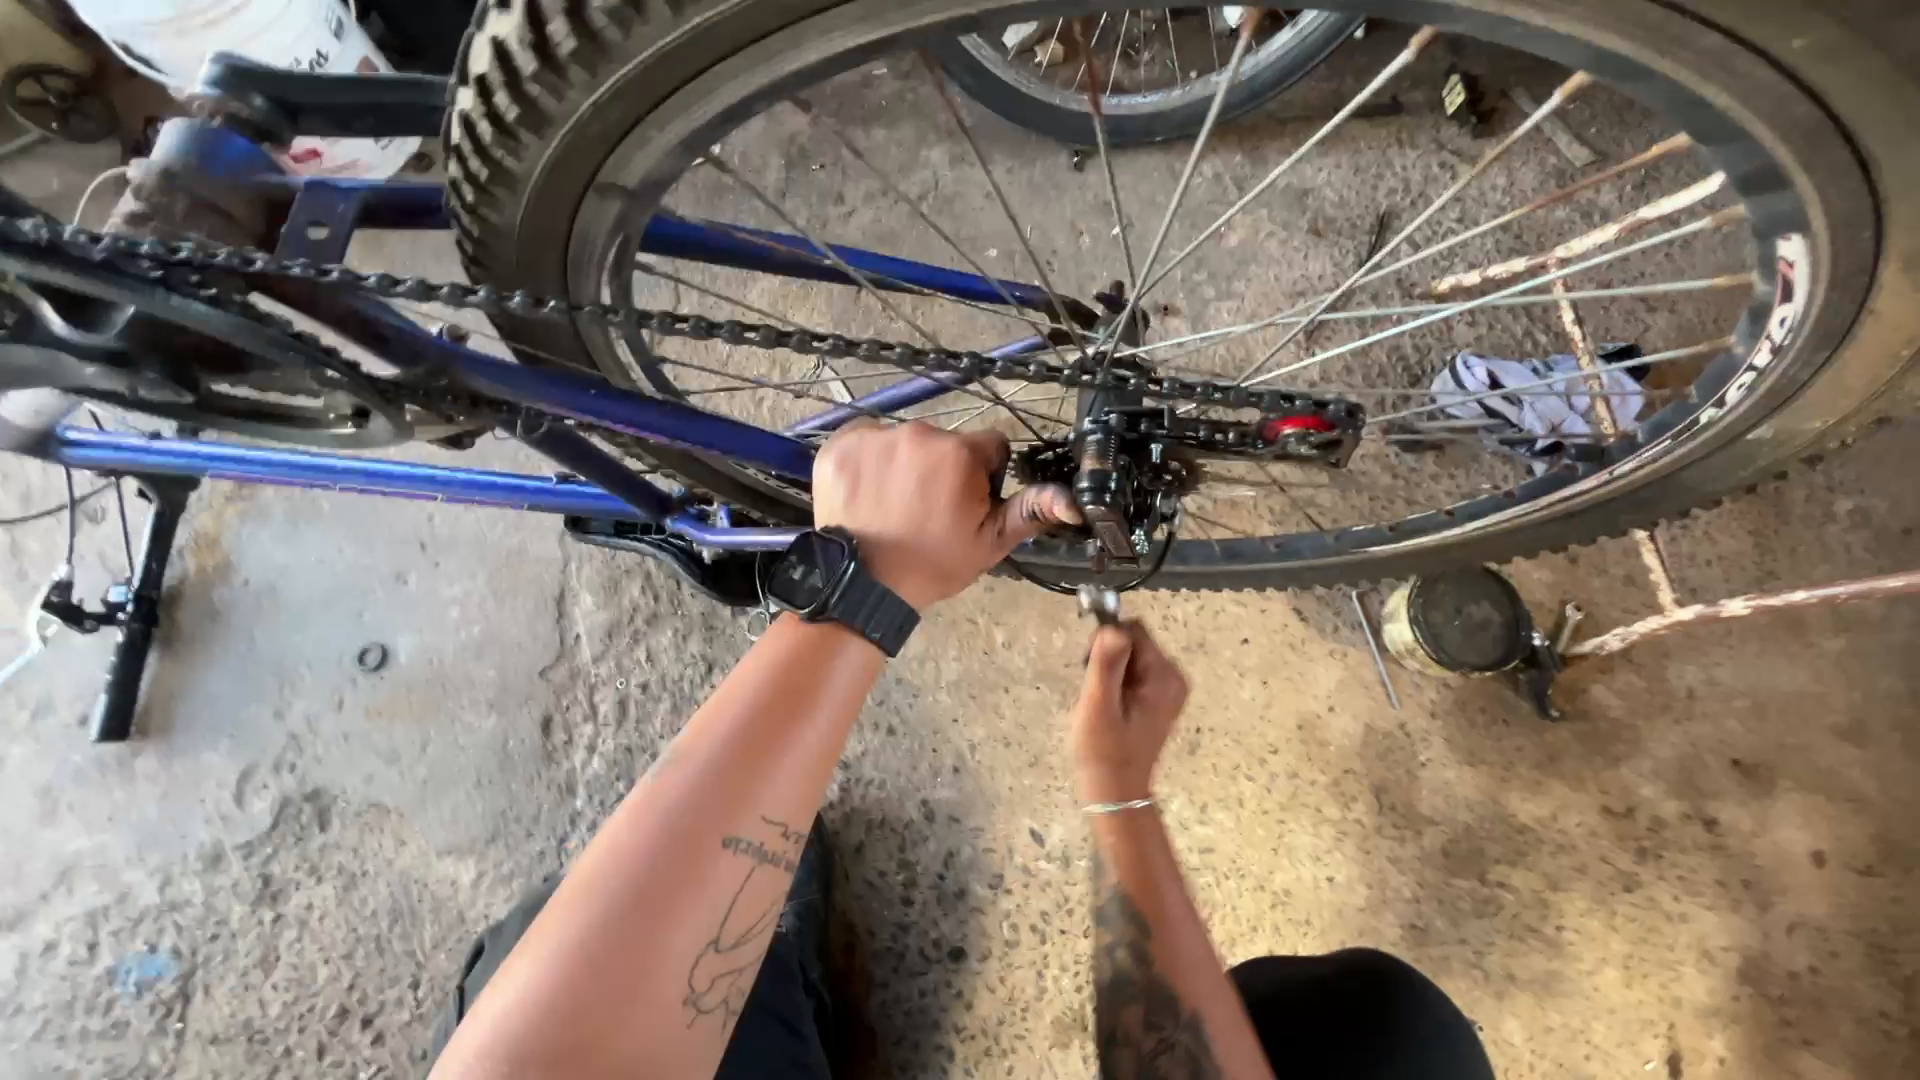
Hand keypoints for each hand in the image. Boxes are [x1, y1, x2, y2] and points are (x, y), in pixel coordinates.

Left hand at [811, 420, 1078, 609]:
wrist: (864, 583)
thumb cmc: (931, 564)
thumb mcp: (989, 543)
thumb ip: (1031, 511)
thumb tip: (1073, 500)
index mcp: (960, 454)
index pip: (989, 446)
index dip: (983, 475)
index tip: (966, 502)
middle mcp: (918, 433)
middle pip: (945, 443)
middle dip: (943, 469)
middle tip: (928, 510)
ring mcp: (875, 437)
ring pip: (906, 441)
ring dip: (906, 464)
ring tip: (896, 504)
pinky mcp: (840, 445)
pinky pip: (866, 439)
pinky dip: (869, 460)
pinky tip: (870, 493)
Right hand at [1069, 622, 1189, 801]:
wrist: (1114, 793)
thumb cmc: (1104, 752)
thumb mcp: (1098, 706)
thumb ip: (1106, 664)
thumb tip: (1112, 627)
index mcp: (1164, 676)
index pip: (1132, 631)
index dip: (1105, 643)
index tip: (1089, 671)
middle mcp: (1172, 677)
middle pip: (1131, 642)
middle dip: (1105, 661)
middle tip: (1094, 695)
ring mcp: (1166, 689)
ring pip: (1126, 657)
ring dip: (1106, 675)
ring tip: (1099, 706)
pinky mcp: (1155, 699)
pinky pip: (1129, 674)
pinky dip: (1112, 686)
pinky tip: (1106, 710)